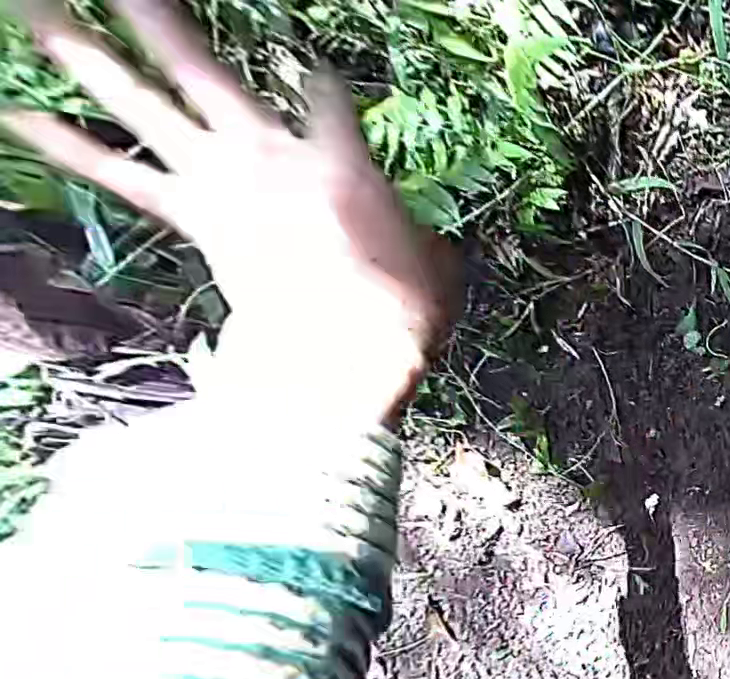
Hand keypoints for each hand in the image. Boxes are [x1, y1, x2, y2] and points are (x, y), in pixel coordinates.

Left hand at [2, 0, 455, 422]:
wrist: (344, 342)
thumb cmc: (405, 305)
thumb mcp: (437, 269)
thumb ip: (424, 240)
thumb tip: (424, 240)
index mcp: (342, 164)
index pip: (329, 102)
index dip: (325, 84)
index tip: (317, 70)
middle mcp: (268, 154)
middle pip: (197, 67)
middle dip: (150, 13)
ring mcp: (220, 179)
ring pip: (136, 98)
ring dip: (74, 43)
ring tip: (27, 0)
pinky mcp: (190, 214)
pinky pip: (118, 173)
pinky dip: (67, 145)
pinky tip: (18, 114)